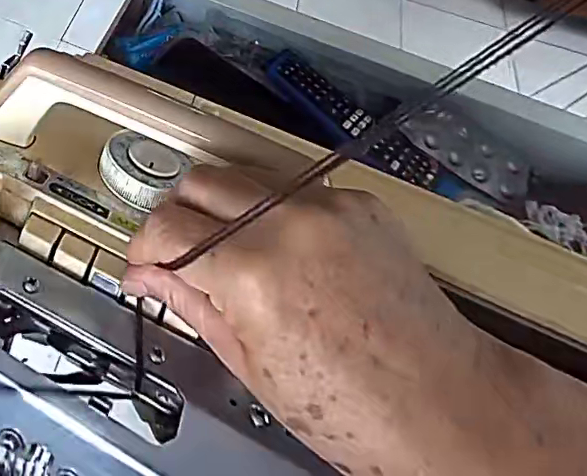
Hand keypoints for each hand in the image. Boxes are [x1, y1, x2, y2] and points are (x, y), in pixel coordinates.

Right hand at [122, 166, 522, 474]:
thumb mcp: (253, 366)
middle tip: (178, 251)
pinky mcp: (354, 199)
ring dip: (225, 208)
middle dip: (178, 213)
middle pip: (200, 181)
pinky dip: (277, 214)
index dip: (144, 246)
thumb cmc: (359, 409)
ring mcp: (326, 204)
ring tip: (234, 255)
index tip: (144, 260)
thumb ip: (193, 304)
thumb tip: (152, 276)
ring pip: (245, 177)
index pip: (167, 226)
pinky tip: (290, 254)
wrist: (443, 399)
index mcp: (254, 272)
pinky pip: (294, 190)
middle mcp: (288, 222)